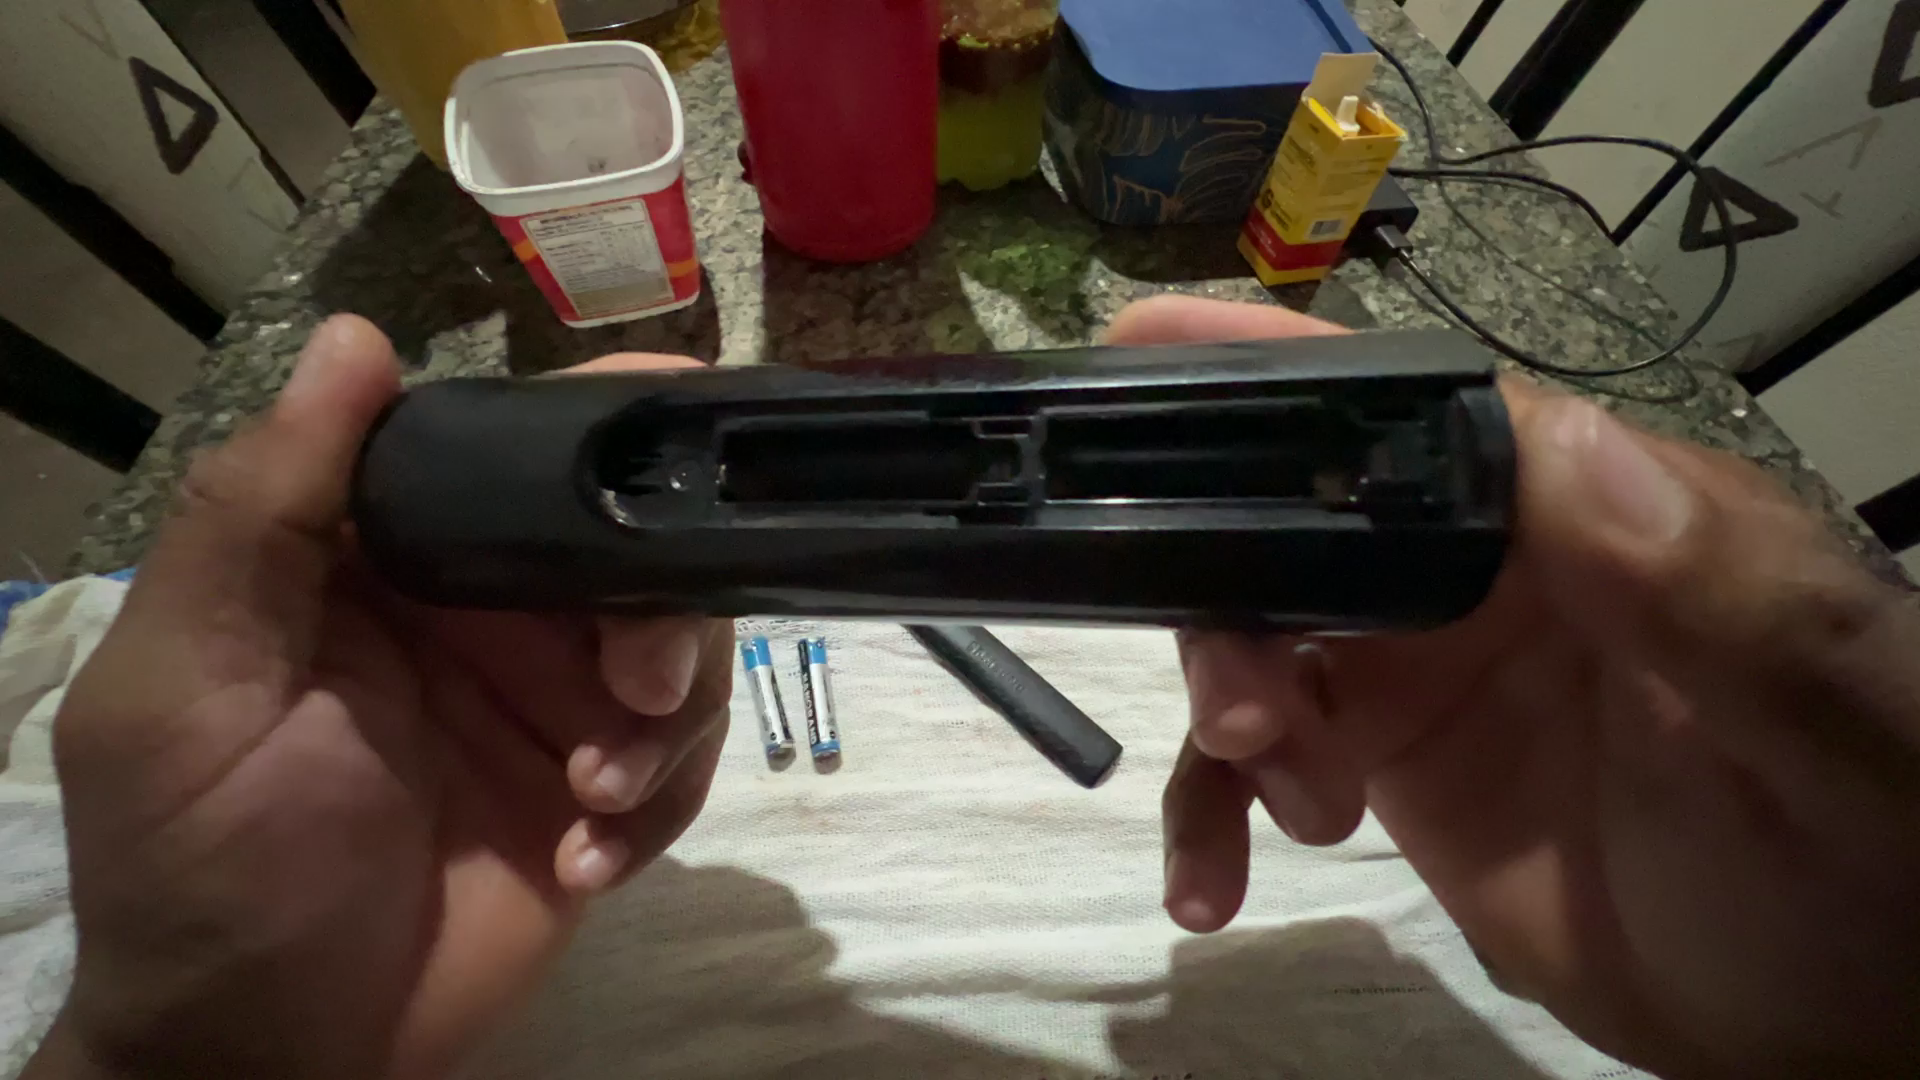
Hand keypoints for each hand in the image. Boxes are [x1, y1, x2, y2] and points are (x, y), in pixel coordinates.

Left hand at [29, 317, 731, 1079]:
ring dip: (668, 731)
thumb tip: (357, 339)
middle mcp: (518, 621)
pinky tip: (589, 858)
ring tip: (599, 798)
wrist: (293, 1054)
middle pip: (650, 567)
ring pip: (693, 662)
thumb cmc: (215, 863)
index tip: (694, 423)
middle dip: (667, 624)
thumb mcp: (194, 683)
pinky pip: (692, 758)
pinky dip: (661, 804)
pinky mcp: (624, 780)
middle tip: (640, 694)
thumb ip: (264, 512)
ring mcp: (580, 703)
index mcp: (425, 567)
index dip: (620, 434)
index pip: (538, 467)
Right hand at [1123, 297, 1919, 1079]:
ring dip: (1222, 712)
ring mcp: (1384, 658)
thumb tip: (1558, 444)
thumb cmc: (1856, 868)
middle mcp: (1444, 567)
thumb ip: (1713, 591)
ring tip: (1286, 795)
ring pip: (1235, 641)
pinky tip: (1208, 881)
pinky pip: (1239, 761)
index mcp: (1544, 513)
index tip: (1139, 346)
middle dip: (1222, 609)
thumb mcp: (1830, 732)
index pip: (1389, 408)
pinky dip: (1206, 809)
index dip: (1258, 366)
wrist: (1811, 1016)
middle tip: (1239, 715)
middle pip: (1271, 534)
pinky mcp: (1350, 747)